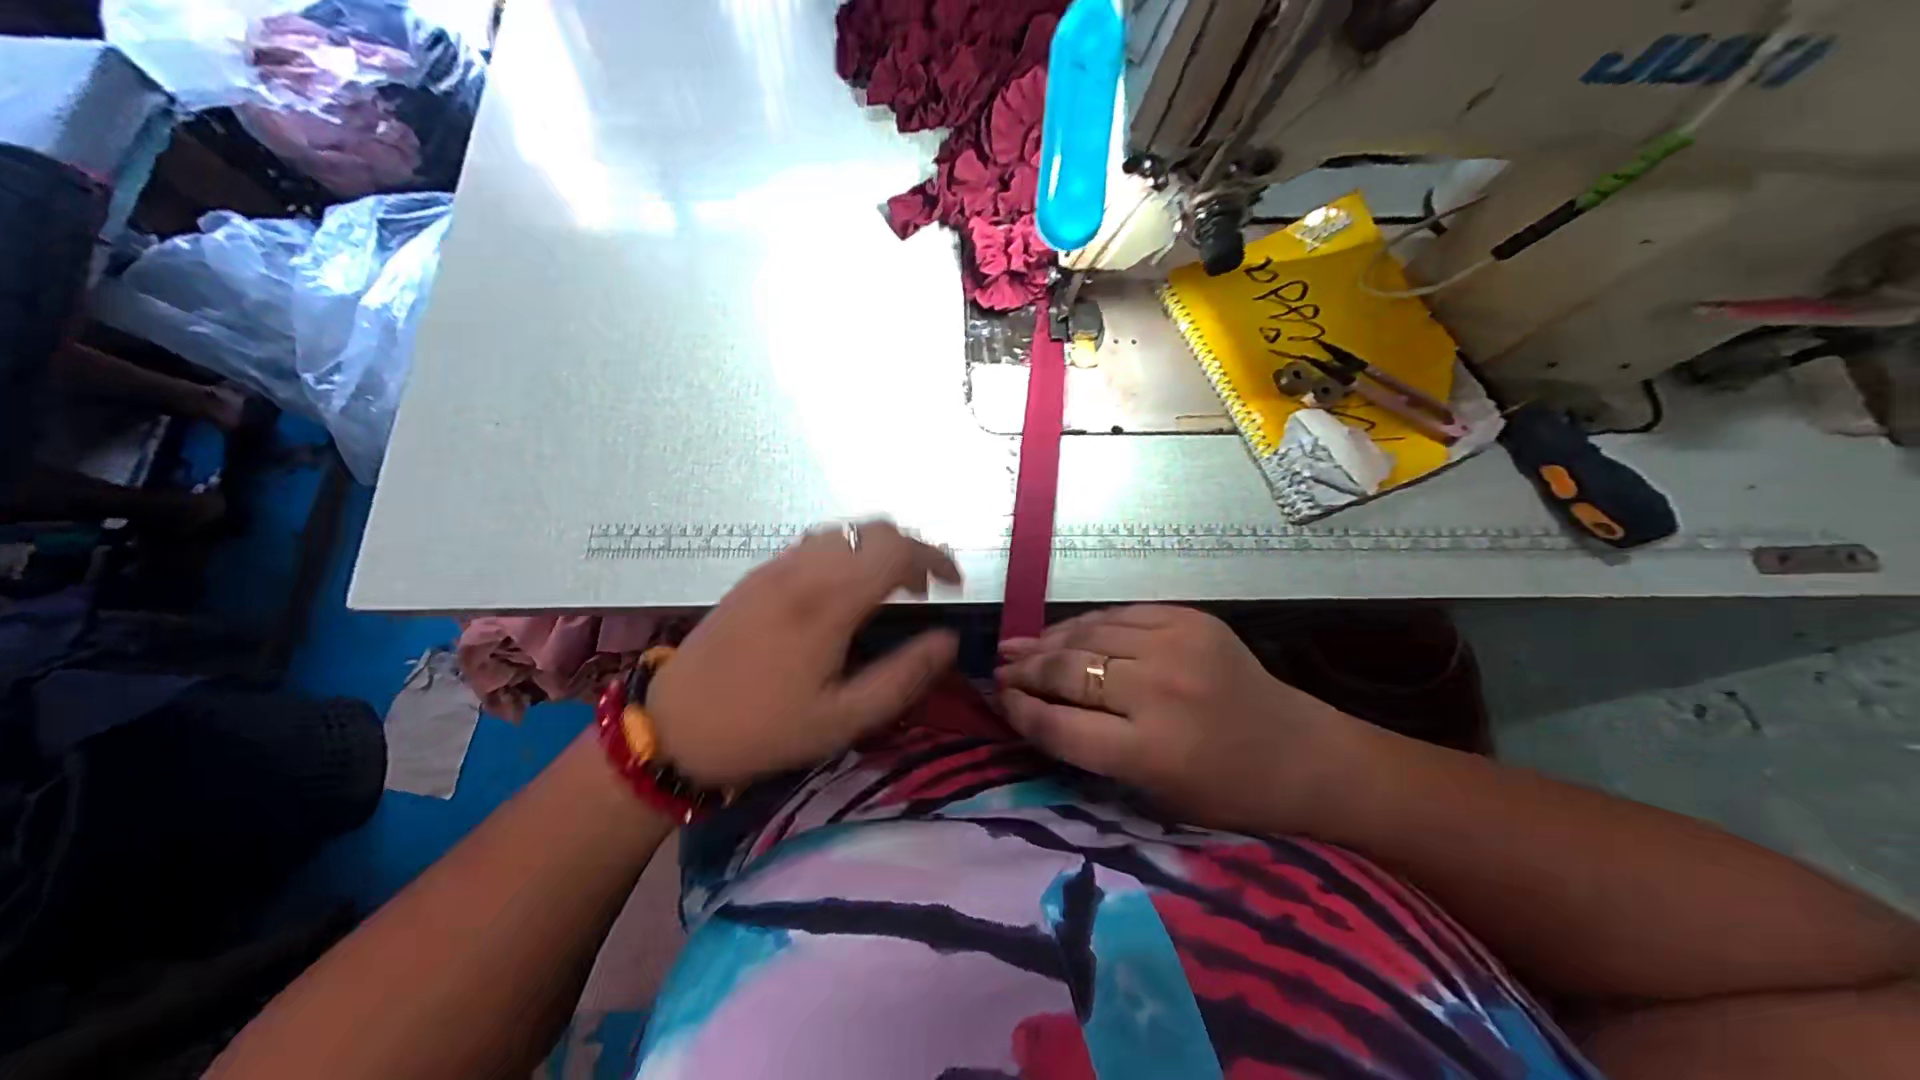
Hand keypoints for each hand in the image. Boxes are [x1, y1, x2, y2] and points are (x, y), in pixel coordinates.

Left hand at [646, 521, 960, 786]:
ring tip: (891, 587)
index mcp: (828, 601)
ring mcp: (775, 567)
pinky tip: (845, 589)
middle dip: (910, 549)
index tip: (954, 584)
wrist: (673, 728)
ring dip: (877, 547)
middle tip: (926, 588)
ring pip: (842, 531)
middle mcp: (802, 570)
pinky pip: (813, 543)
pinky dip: (846, 551)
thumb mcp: (843, 719)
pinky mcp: (756, 575)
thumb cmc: (763, 729)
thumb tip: (948, 641)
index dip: (935, 558)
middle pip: (872, 530)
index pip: (896, 550)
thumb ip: (903, 676)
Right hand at [997, 605, 1367, 833]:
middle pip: (1069, 673)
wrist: (1303, 756)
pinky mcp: (1191, 619)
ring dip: (1047, 642)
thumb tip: (1035, 710)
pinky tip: (1065, 632)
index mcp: (1151, 751)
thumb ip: (1091, 751)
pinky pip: (1120, 615)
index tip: (998, 700)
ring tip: (1017, 646)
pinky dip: (1086, 624)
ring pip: (1089, 634)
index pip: (1059, 726)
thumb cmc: (1224, 792)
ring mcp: (1177, 646)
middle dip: (1025, 672)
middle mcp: (1160, 692)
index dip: (1020, 712)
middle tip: (998, 670)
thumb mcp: (1152, 793)